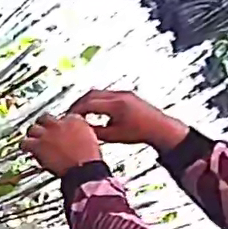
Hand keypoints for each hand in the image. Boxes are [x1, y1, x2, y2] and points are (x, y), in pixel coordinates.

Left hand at [23, 114, 103, 176]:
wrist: (82, 167)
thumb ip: (77, 132)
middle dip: (42, 124)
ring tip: (32, 139)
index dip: (58, 124)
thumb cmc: (87, 157)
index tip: (57, 129)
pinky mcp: (37, 145)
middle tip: (41, 131)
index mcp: (75, 120)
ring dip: (32, 134)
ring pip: (32, 129)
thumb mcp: (89, 137)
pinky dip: (25, 146)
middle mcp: (59, 124)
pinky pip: (24, 143)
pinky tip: (27, 149)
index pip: (63, 116)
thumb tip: (70, 135)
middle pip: (44, 118)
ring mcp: (47, 134)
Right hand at [70, 89, 188, 150]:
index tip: (67, 118)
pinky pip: (105, 95)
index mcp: (116, 105)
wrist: (160, 128)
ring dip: (86, 102)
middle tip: (69, 114)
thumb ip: (92, 130)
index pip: (87, 103)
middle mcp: (121, 96)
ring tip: (79, 113)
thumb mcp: (111, 136)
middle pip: (90, 94)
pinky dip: (95, 101)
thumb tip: (77, 128)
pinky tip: (92, 111)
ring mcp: (125, 94)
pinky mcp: (127, 95)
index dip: (74, 111)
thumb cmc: (139, 133)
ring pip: (98, 93)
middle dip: (77, 104)